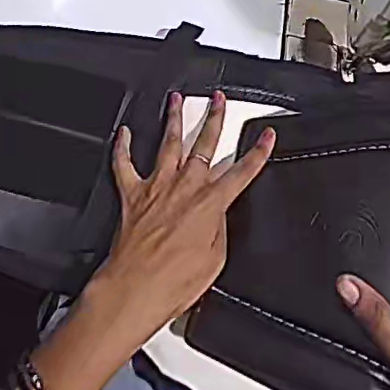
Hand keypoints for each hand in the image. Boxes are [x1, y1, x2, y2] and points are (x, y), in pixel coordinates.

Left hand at [31, 91, 274, 389]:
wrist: (133, 290)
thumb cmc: (172, 282)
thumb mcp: (214, 260)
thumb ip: (219, 229)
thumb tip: (218, 215)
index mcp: (210, 204)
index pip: (242, 171)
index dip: (258, 152)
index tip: (266, 136)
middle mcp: (184, 188)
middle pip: (205, 144)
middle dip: (216, 118)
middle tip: (219, 100)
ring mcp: (157, 187)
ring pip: (168, 143)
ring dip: (174, 118)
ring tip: (177, 100)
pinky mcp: (133, 195)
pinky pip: (124, 165)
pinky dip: (123, 147)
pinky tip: (124, 133)